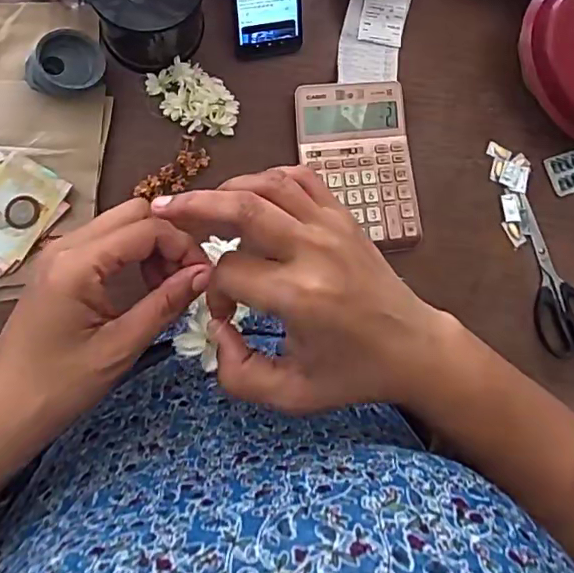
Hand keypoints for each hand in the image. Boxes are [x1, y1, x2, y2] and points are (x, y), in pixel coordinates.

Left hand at [0, 198, 210, 469]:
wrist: (0, 416)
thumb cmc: (57, 389)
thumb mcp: (118, 348)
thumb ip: (164, 304)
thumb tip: (205, 273)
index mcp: (77, 262)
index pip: (145, 227)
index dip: (182, 245)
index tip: (204, 275)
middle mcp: (66, 244)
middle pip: (132, 212)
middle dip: (167, 238)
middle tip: (186, 277)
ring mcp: (58, 252)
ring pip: (119, 223)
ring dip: (150, 244)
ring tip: (166, 285)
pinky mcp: (57, 265)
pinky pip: (104, 240)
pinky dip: (130, 252)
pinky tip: (142, 284)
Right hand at [151, 166, 455, 413]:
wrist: (412, 344)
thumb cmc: (351, 372)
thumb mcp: (292, 395)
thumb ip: (238, 374)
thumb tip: (215, 326)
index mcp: (300, 295)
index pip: (231, 270)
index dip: (213, 290)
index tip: (222, 312)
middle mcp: (314, 250)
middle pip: (243, 207)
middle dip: (194, 206)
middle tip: (162, 208)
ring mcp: (331, 224)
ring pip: (268, 183)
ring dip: (228, 189)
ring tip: (203, 204)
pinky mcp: (342, 213)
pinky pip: (300, 177)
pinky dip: (268, 178)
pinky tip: (252, 195)